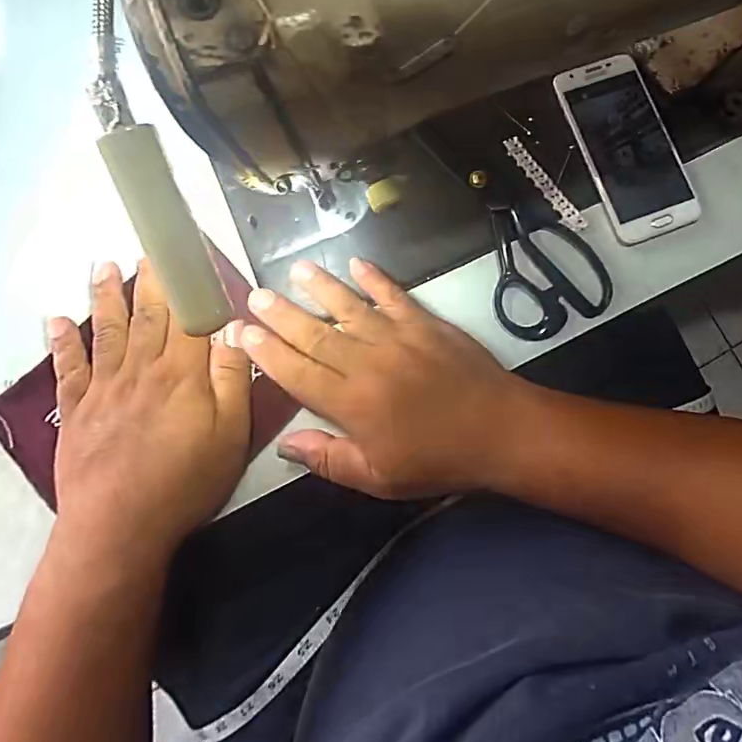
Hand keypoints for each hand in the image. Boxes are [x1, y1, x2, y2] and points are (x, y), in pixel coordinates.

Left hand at [48, 259, 252, 568]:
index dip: (189, 284)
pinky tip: (54, 320)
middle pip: (147, 315)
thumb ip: (232, 377)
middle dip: (148, 280)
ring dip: (105, 297)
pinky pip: (68, 368)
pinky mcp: (76, 412)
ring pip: (106, 331)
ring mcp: (104, 389)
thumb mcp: (231, 433)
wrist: (117, 529)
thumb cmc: (186, 480)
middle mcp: (141, 370)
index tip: (187, 255)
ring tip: (103, 267)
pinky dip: (61, 342)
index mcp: (182, 373)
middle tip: (146, 249)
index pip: (188, 315)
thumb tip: (234, 328)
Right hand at [230, 258, 533, 498]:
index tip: (243, 332)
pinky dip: (375, 278)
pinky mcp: (425, 322)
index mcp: (352, 403)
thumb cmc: (438, 459)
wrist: (498, 428)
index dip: (268, 353)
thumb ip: (330, 459)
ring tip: (295, 270)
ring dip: (321, 287)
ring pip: (349, 307)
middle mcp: (368, 362)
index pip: (298, 372)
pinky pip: (394, 294)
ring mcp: (398, 337)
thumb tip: (287, 444)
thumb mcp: (380, 478)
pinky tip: (357, 263)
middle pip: (316, 334)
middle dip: (282, 314)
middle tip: (256, 295)